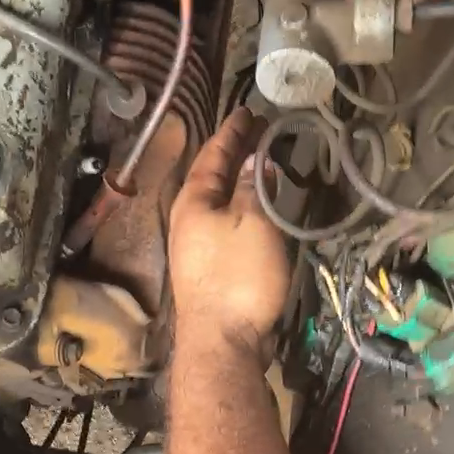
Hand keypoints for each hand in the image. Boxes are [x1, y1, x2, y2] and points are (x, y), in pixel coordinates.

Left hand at [168, 108, 287, 366]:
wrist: (223, 341)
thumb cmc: (237, 278)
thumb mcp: (252, 224)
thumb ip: (253, 188)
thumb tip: (257, 162)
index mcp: (193, 201)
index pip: (213, 154)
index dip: (233, 132)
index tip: (249, 112)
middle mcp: (188, 221)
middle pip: (212, 177)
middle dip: (236, 155)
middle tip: (261, 134)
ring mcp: (196, 248)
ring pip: (219, 203)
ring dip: (240, 183)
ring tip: (265, 167)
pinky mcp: (210, 271)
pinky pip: (227, 226)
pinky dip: (243, 210)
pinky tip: (259, 213)